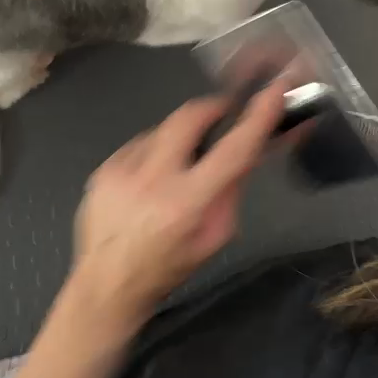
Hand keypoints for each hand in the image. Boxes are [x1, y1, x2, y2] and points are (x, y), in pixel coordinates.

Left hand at [66, 89, 281, 325]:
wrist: (107, 286)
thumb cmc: (170, 264)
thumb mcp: (215, 236)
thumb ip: (231, 189)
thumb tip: (247, 149)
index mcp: (188, 203)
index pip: (233, 150)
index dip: (258, 117)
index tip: (274, 92)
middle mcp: (153, 180)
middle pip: (190, 117)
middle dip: (212, 107)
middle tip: (224, 113)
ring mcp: (122, 171)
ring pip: (164, 129)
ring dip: (180, 139)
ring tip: (180, 165)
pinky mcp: (103, 169)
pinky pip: (140, 144)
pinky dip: (154, 153)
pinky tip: (151, 180)